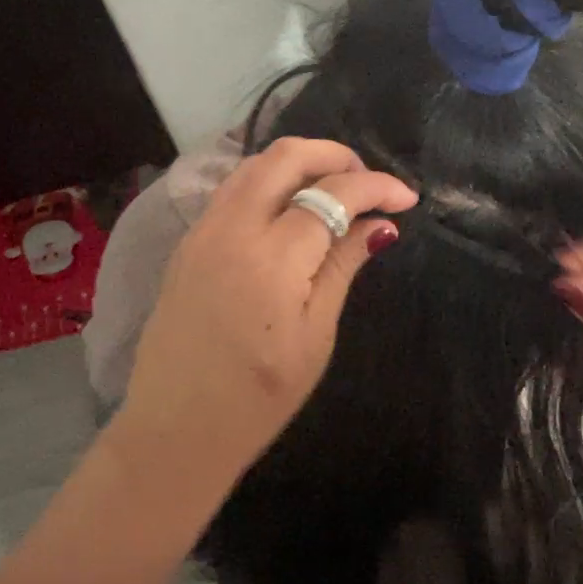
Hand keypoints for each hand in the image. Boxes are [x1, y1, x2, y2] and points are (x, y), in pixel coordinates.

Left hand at [118, 137, 417, 471]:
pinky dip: (268, 182)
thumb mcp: (316, 335)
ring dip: (298, 163)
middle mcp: (232, 228)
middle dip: (335, 155)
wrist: (176, 429)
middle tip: (367, 182)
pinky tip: (289, 209)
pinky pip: (232, 189)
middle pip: (286, 156)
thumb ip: (343, 266)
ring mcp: (203, 231)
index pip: (332, 194)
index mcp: (272, 257)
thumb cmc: (257, 398)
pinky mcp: (188, 243)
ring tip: (333, 191)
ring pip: (254, 165)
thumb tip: (380, 224)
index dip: (376, 186)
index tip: (406, 198)